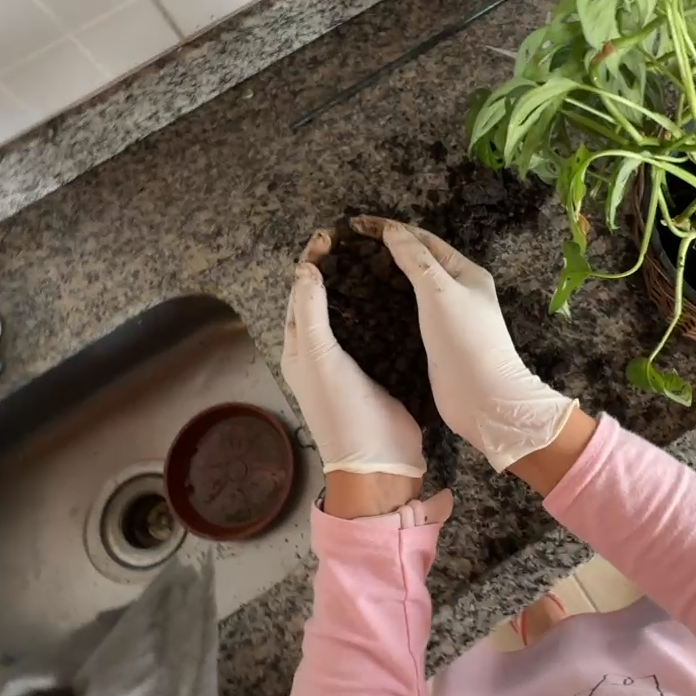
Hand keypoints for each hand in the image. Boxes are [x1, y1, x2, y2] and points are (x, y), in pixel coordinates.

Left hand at [281, 230, 426, 478]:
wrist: (380, 461)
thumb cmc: (343, 409)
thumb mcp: (320, 358)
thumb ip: (313, 312)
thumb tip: (305, 268)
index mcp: (299, 349)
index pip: (299, 294)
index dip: (309, 263)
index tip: (329, 235)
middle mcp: (321, 353)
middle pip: (323, 302)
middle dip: (334, 270)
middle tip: (356, 242)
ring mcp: (350, 362)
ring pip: (351, 315)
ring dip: (358, 289)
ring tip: (376, 260)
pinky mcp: (378, 368)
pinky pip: (376, 331)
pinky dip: (381, 311)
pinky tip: (396, 295)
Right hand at [356, 217, 577, 471]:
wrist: (483, 398)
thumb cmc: (465, 340)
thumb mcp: (439, 291)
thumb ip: (415, 259)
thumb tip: (392, 230)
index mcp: (466, 273)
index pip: (425, 240)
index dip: (392, 229)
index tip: (357, 225)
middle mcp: (458, 291)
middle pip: (418, 261)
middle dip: (387, 250)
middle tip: (349, 247)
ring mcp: (447, 318)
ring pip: (411, 288)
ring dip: (386, 277)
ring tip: (351, 271)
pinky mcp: (435, 341)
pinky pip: (409, 314)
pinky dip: (388, 304)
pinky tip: (366, 306)